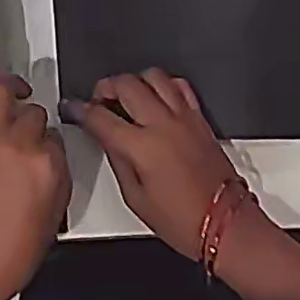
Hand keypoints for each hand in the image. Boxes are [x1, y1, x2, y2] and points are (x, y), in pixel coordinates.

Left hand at [0, 66, 70, 299]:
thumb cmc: (9, 252)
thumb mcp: (54, 216)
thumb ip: (58, 178)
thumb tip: (53, 158)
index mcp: (49, 166)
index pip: (57, 137)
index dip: (52, 145)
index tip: (46, 154)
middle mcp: (20, 146)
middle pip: (35, 114)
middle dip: (35, 122)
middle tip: (31, 135)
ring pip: (4, 95)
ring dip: (11, 88)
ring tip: (16, 89)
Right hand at [69, 70, 236, 259]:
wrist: (226, 223)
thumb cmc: (185, 220)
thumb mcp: (136, 198)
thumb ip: (117, 161)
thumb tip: (106, 140)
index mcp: (143, 147)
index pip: (101, 117)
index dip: (80, 110)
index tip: (74, 108)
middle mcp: (164, 125)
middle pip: (126, 84)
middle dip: (105, 87)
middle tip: (98, 99)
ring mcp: (184, 118)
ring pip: (153, 76)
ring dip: (134, 80)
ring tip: (125, 94)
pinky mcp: (200, 119)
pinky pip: (180, 86)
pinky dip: (164, 84)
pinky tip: (156, 95)